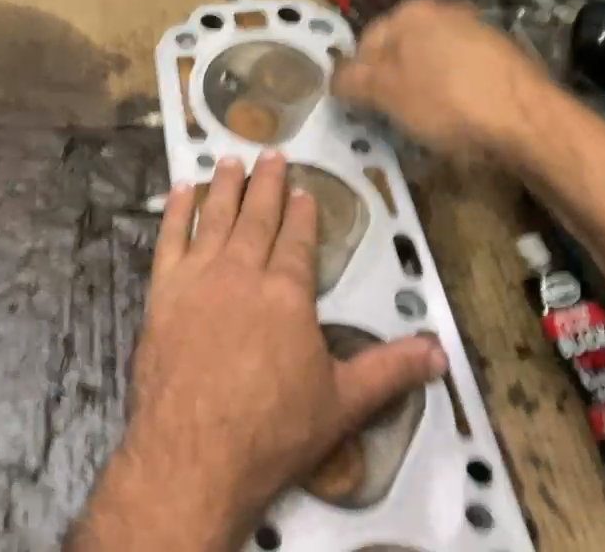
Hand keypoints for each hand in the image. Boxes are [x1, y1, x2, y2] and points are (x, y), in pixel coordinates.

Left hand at [75, 152, 446, 550]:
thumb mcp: (343, 403)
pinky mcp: (162, 293)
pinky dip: (175, 212)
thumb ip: (389, 370)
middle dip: (266, 185)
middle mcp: (243, 272)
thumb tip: (442, 352)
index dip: (302, 214)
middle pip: (257, 219)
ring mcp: (198, 279)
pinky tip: (178, 191)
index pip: (298, 241)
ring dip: (223, 187)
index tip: (303, 190)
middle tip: (270, 153)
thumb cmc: (274, 429)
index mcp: (287, 293)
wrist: (194, 451)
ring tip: (230, 159)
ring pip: (214, 218)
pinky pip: (169, 240)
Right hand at [333, 0, 551, 162]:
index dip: (358, 79)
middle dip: (392, 83)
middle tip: (394, 118)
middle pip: (400, 51)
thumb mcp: (383, 94)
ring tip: (428, 123)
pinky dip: (454, 94)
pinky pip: (462, 74)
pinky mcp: (504, 56)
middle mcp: (444, 10)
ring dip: (423, 90)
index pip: (365, 42)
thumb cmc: (445, 101)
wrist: (527, 121)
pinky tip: (460, 119)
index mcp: (410, 10)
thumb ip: (350, 81)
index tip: (363, 110)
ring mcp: (478, 30)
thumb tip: (335, 79)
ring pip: (432, 63)